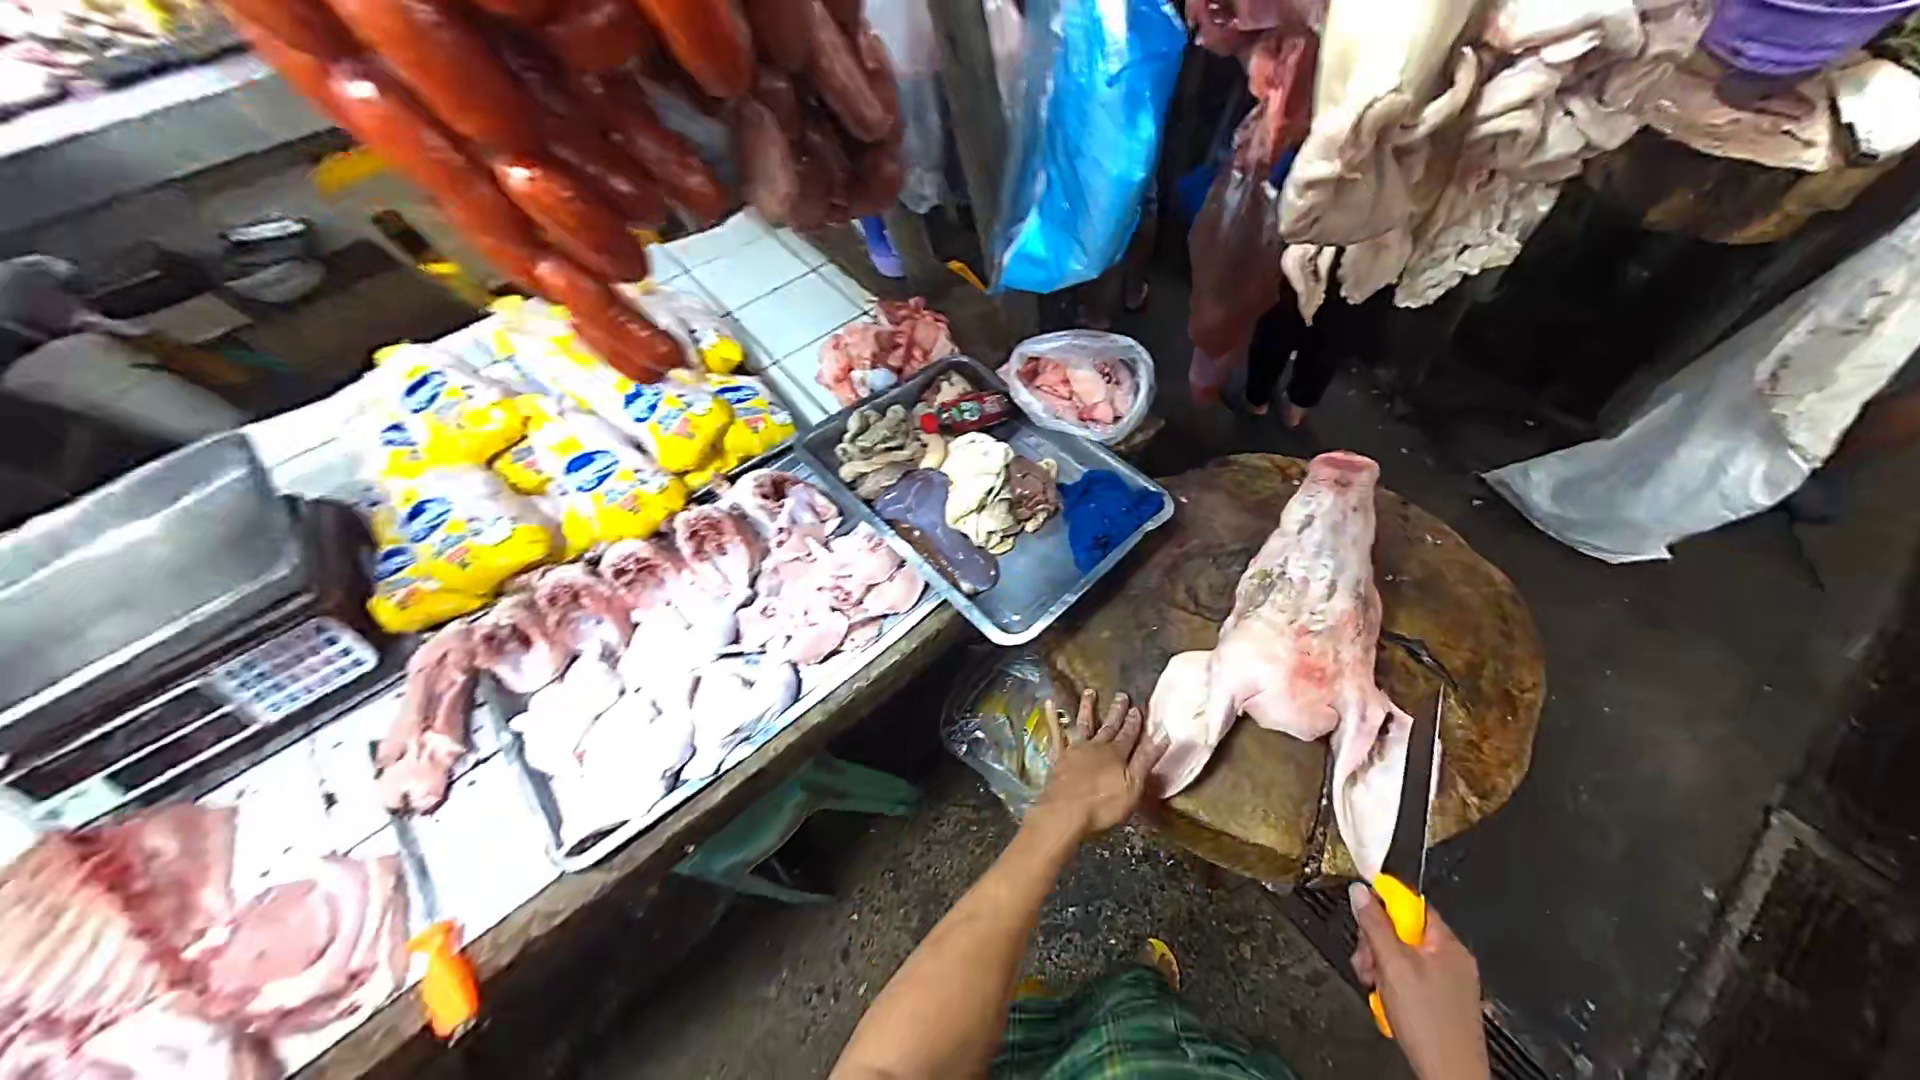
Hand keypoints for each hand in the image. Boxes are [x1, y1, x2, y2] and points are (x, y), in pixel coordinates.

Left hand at [1028, 689, 1165, 841]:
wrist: (1064, 812)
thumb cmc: (1103, 804)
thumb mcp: (1133, 785)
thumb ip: (1146, 759)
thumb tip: (1162, 734)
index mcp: (1116, 754)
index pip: (1129, 734)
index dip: (1134, 722)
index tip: (1138, 707)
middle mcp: (1096, 746)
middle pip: (1109, 726)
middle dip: (1117, 711)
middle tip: (1121, 695)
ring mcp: (1075, 749)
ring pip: (1084, 724)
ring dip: (1088, 708)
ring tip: (1090, 692)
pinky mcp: (1059, 757)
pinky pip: (1056, 732)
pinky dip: (1053, 717)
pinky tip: (1049, 703)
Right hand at [1350, 884, 1489, 1079]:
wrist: (1449, 1076)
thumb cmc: (1429, 1024)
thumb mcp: (1392, 964)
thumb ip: (1374, 924)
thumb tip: (1360, 891)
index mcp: (1447, 945)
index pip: (1411, 905)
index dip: (1383, 904)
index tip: (1362, 910)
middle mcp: (1450, 960)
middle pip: (1402, 931)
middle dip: (1375, 942)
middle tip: (1366, 960)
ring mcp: (1446, 982)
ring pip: (1400, 955)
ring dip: (1379, 964)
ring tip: (1373, 983)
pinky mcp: (1439, 1001)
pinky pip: (1407, 976)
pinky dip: (1391, 983)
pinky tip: (1385, 998)